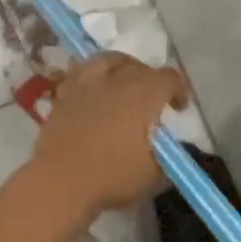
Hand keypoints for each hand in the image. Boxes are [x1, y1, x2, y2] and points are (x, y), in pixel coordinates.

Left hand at [33, 52, 188, 211]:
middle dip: (151, 81)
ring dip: (121, 68)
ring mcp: (86, 84)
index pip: (169, 78)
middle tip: (151, 103)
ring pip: (108, 60)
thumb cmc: (112, 177)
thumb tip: (172, 153)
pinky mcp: (64, 95)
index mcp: (144, 95)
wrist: (61, 182)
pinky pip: (81, 72)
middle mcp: (116, 80)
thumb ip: (169, 159)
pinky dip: (92, 76)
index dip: (179, 91)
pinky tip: (93, 91)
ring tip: (122, 84)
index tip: (178, 109)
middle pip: (139, 66)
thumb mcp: (154, 177)